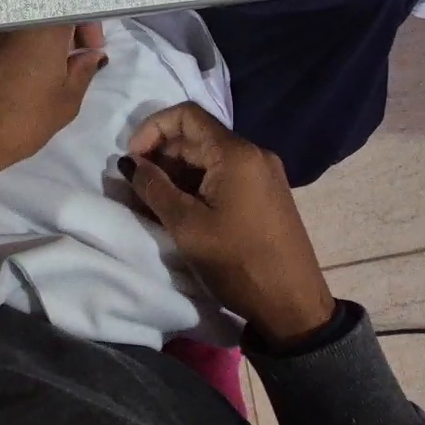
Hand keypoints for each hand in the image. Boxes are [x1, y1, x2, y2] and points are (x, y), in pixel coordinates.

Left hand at [0, 23, 106, 187]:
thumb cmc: (22, 120)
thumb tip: (91, 54)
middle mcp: (15, 16)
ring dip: (37, 34)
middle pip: (48, 8)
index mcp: (44, 27)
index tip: (89, 48)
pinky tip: (14, 64)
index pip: (74, 7)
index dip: (88, 24)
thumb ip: (83, 70)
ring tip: (40, 62)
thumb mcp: (65, 101)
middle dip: (63, 28)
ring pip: (22, 17)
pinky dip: (12, 39)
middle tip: (68, 56)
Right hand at [124, 103, 335, 348]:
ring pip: (206, 158)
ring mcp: (261, 174)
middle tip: (136, 186)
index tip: (133, 158)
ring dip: (175, 173)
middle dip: (160, 156)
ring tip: (152, 201)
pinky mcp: (264, 194)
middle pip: (194, 137)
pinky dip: (195, 185)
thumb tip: (129, 163)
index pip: (185, 115)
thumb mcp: (187, 226)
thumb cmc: (239, 263)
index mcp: (236, 153)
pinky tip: (178, 209)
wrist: (295, 310)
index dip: (152, 128)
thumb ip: (153, 187)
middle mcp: (252, 154)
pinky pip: (221, 175)